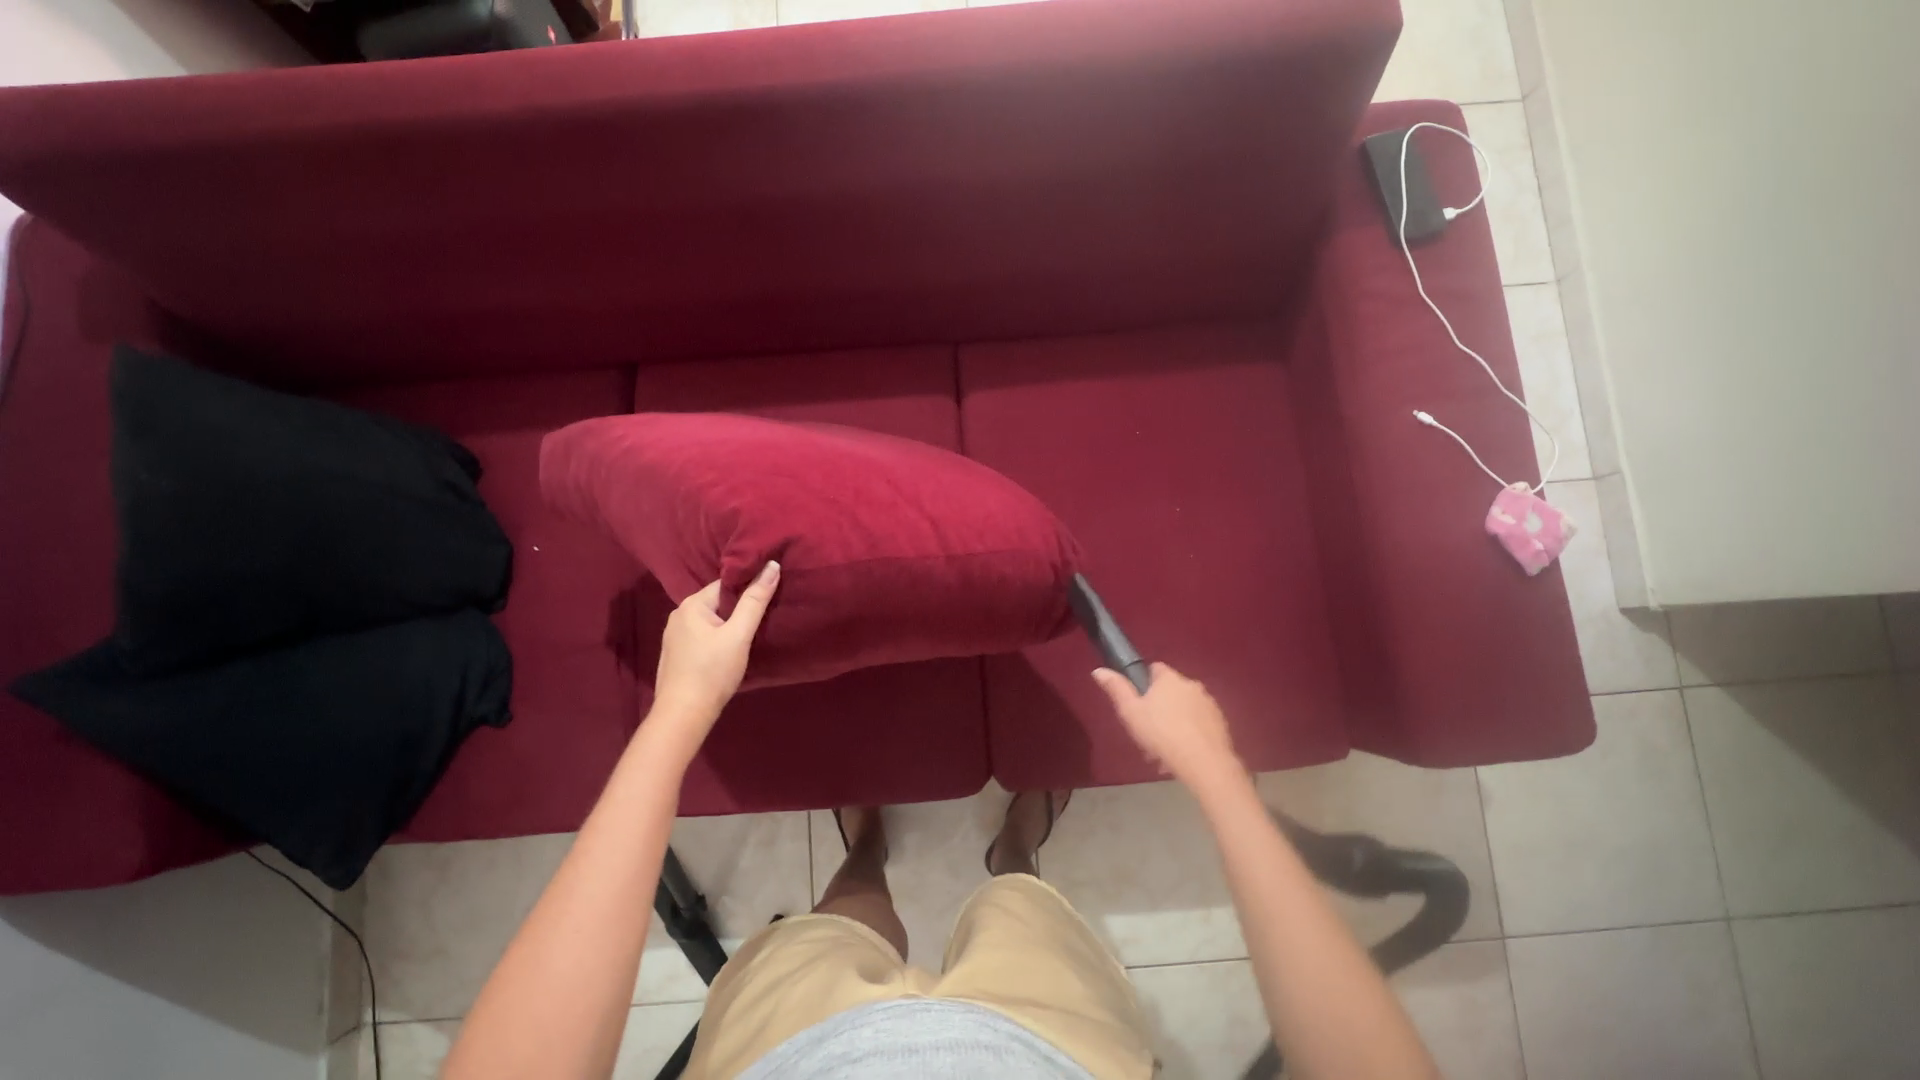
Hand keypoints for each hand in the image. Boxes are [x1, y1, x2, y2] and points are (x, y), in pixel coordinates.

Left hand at [650, 562, 780, 735]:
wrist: (684, 714)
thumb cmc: (713, 671)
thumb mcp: (739, 635)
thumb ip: (755, 600)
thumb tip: (772, 565)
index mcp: (692, 605)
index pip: (726, 585)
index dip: (748, 589)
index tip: (769, 597)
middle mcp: (678, 615)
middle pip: (718, 603)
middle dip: (739, 609)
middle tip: (764, 618)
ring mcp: (674, 636)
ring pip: (710, 621)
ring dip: (728, 625)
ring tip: (749, 635)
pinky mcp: (676, 654)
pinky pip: (702, 636)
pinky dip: (716, 638)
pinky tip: (727, 652)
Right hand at [1092, 663, 1243, 789]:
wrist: (1204, 762)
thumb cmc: (1161, 734)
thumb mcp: (1130, 712)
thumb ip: (1116, 689)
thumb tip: (1099, 670)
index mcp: (1169, 679)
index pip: (1155, 668)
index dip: (1144, 683)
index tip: (1137, 702)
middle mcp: (1192, 685)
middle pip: (1170, 691)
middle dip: (1158, 709)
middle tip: (1146, 734)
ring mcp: (1209, 703)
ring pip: (1184, 710)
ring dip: (1173, 724)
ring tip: (1162, 753)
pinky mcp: (1220, 723)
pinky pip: (1198, 724)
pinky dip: (1189, 735)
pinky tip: (1180, 755)